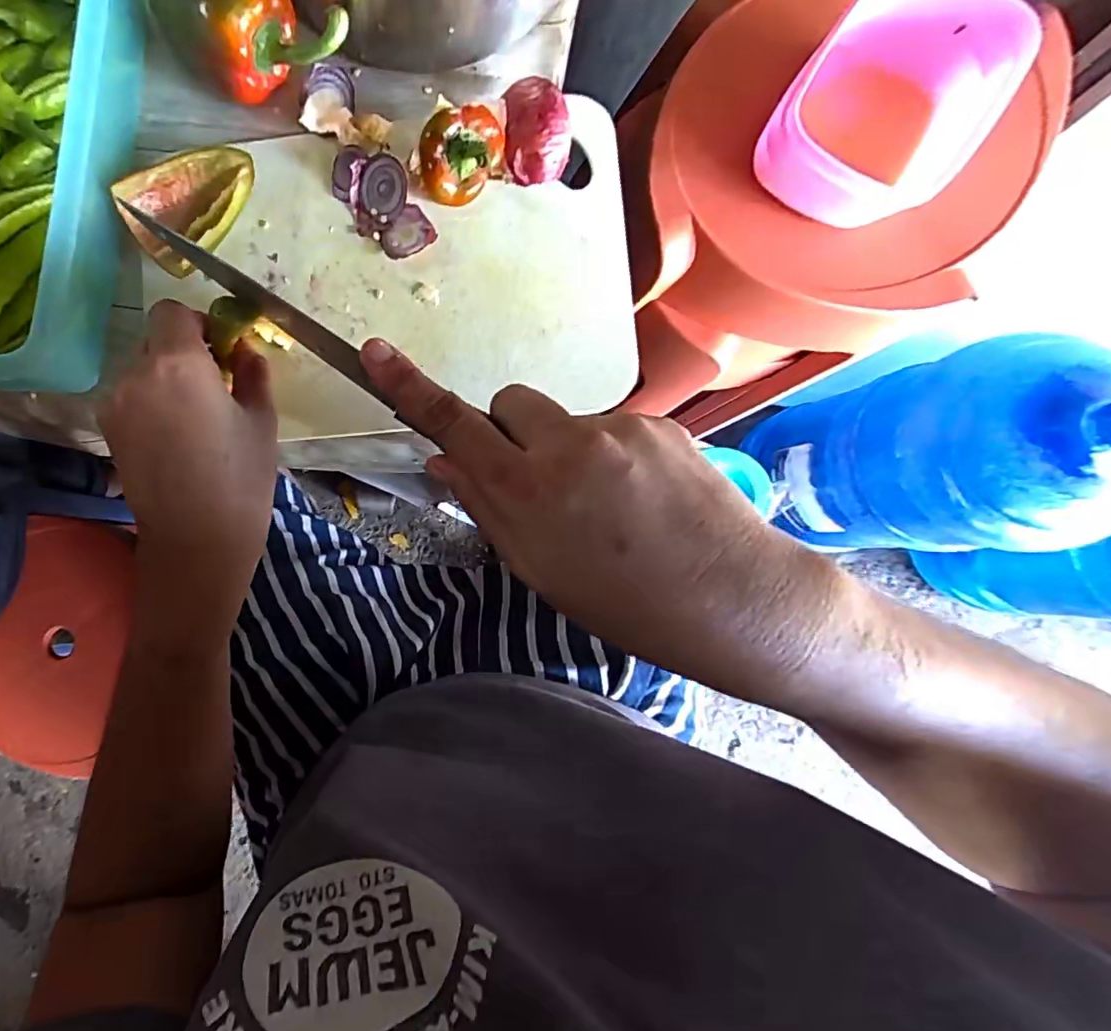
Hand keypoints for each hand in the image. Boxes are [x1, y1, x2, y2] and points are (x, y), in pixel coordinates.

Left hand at [101, 301, 278, 639]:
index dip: (195, 324)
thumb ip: (251, 372)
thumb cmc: (239, 481)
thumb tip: (243, 349)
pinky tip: (171, 440)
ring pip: (139, 372)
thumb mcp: (261, 420)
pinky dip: (148, 405)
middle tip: (209, 388)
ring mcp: (115, 406)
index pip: (172, 312)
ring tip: (190, 422)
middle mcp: (136, 376)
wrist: (195, 542)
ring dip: (163, 381)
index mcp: (178, 365)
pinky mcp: (108, 433)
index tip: (217, 351)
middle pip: (154, 342)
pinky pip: (128, 400)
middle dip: (181, 354)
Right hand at [363, 339, 864, 707]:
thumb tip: (444, 461)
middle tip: (531, 479)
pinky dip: (607, 454)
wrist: (734, 599)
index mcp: (525, 487)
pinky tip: (637, 497)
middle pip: (509, 401)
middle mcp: (567, 443)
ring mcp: (619, 428)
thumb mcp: (531, 563)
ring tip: (600, 502)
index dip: (409, 387)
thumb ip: (484, 505)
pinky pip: (609, 427)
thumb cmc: (614, 598)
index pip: (453, 424)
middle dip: (507, 430)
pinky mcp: (661, 424)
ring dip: (560, 446)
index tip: (376, 351)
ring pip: (562, 418)